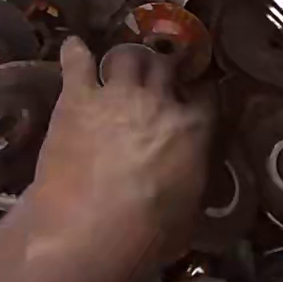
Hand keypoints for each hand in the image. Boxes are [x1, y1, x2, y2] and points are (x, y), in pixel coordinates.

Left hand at [17, 38, 214, 265]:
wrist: (89, 234)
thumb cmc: (148, 234)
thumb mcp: (190, 212)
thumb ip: (195, 181)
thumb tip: (194, 180)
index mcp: (193, 128)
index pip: (206, 95)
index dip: (201, 92)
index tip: (196, 95)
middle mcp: (159, 101)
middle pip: (166, 65)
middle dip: (164, 67)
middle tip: (158, 75)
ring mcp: (117, 95)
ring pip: (128, 56)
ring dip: (128, 58)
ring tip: (125, 64)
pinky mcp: (77, 99)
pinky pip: (78, 63)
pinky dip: (76, 53)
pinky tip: (75, 47)